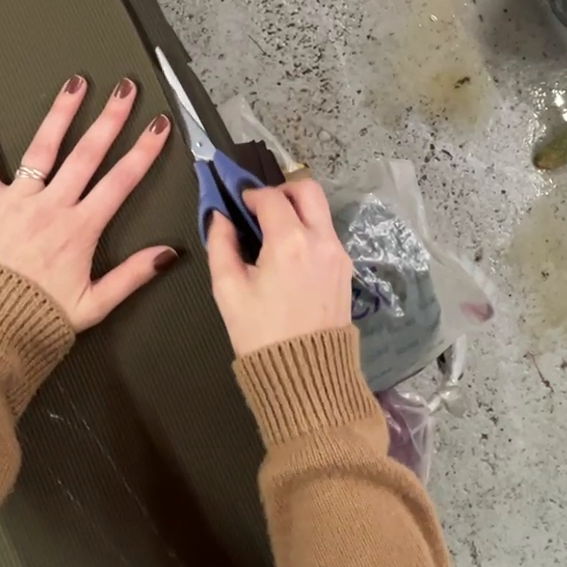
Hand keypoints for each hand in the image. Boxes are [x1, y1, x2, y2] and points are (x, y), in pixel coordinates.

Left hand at [0, 75, 175, 330]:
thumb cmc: (39, 318)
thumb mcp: (94, 305)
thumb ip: (132, 276)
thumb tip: (171, 253)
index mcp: (80, 228)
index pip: (120, 181)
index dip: (143, 150)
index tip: (159, 124)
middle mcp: (51, 205)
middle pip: (87, 154)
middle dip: (110, 118)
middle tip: (126, 88)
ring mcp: (16, 200)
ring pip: (43, 148)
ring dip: (61, 113)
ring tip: (77, 83)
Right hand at [204, 181, 353, 356]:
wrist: (306, 376)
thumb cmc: (261, 334)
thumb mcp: (228, 290)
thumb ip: (221, 245)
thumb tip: (219, 217)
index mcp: (290, 242)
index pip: (272, 197)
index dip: (252, 195)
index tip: (239, 204)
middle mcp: (321, 240)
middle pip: (308, 189)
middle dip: (283, 190)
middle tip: (262, 208)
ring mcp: (339, 254)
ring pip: (322, 211)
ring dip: (298, 211)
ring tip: (273, 234)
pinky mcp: (346, 269)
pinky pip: (328, 235)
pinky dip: (309, 231)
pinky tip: (290, 255)